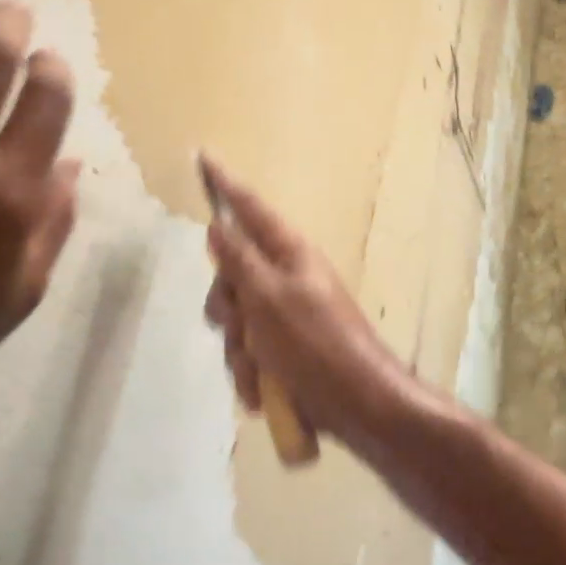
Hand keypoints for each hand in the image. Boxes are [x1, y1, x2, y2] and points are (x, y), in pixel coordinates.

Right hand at [201, 158, 409, 446]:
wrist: (361, 407)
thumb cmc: (317, 346)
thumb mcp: (270, 300)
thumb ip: (240, 263)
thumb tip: (218, 226)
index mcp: (290, 254)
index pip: (250, 209)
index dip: (225, 186)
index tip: (204, 157)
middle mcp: (287, 279)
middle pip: (231, 277)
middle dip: (227, 311)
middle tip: (242, 329)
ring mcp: (288, 317)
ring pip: (237, 323)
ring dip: (240, 354)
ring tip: (262, 375)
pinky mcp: (287, 352)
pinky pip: (251, 356)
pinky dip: (254, 377)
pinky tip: (267, 396)